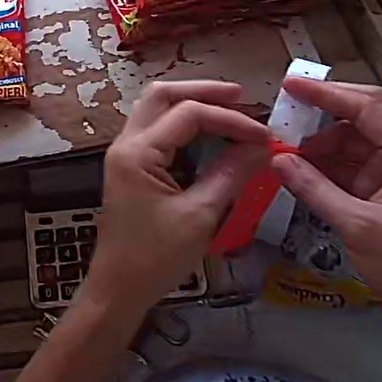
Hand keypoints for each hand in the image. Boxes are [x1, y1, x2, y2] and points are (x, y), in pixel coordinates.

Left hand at [87, 81, 271, 315]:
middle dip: (203, 92)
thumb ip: (230, 174)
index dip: (230, 119)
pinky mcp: (131, 167)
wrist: (118, 289)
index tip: (263, 136)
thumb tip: (262, 148)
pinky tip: (209, 134)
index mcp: (137, 153)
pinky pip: (157, 130)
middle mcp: (126, 144)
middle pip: (162, 95)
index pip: (189, 114)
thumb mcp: (199, 216)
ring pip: (156, 108)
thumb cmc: (155, 258)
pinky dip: (183, 125)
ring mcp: (125, 154)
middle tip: (241, 98)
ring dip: (192, 104)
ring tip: (229, 110)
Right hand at [272, 78, 381, 337]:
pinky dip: (329, 166)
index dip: (328, 94)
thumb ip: (316, 190)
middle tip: (285, 109)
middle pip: (367, 117)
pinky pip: (356, 166)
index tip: (291, 85)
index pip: (370, 109)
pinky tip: (301, 167)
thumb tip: (278, 160)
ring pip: (357, 142)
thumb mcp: (359, 229)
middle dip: (325, 112)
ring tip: (285, 147)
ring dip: (322, 143)